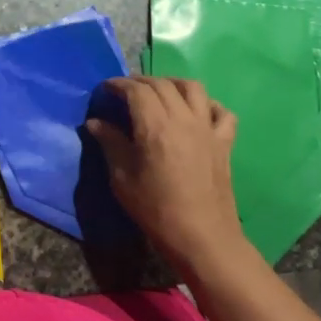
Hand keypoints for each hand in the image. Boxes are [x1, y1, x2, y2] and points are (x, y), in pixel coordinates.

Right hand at [86, 76, 245, 269]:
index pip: (136, 90)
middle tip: (125, 91)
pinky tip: (196, 113)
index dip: (118, 84)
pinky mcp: (224, 143)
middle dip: (140, 81)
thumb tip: (96, 123)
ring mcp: (208, 129)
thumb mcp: (122, 178)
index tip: (105, 89)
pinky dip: (208, 105)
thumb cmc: (156, 210)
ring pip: (193, 88)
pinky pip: (221, 112)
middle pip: (162, 84)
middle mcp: (183, 119)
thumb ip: (110, 144)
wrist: (203, 238)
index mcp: (155, 126)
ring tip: (160, 93)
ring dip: (173, 84)